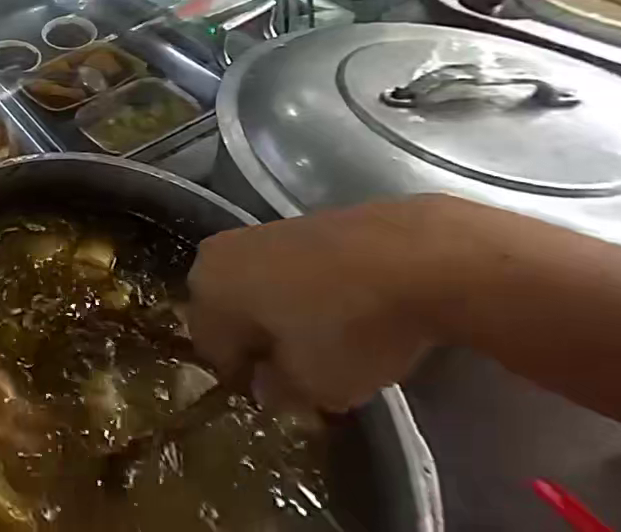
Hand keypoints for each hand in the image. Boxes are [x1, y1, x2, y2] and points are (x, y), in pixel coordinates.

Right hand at [186, 195, 466, 411]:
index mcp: (208, 286)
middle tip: (301, 374)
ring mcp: (263, 229)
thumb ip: (277, 391)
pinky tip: (347, 313)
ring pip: (261, 289)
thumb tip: (267, 384)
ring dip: (284, 317)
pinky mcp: (302, 221)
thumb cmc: (345, 325)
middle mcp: (223, 249)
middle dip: (261, 343)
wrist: (412, 255)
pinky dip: (308, 294)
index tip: (279, 399)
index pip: (211, 349)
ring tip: (329, 345)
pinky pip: (290, 271)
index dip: (245, 381)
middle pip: (232, 312)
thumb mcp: (310, 386)